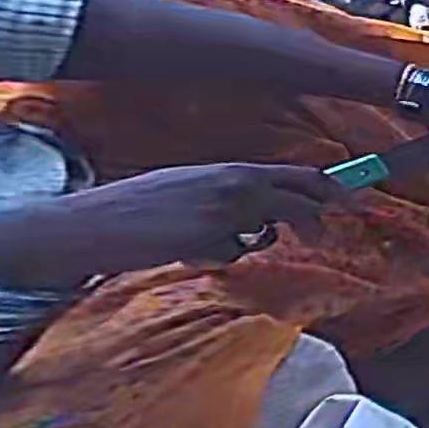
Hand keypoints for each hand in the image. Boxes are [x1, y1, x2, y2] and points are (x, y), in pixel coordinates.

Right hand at [0, 163, 346, 286]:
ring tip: (199, 240)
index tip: (355, 200)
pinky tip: (177, 250)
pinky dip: (212, 257)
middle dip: (323, 216)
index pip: (303, 175)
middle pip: (305, 199)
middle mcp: (239, 185)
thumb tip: (275, 207)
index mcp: (236, 170)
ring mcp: (227, 210)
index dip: (333, 188)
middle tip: (327, 234)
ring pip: (267, 232)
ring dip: (246, 242)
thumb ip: (237, 191)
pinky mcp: (210, 235)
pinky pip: (231, 253)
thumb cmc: (131, 209)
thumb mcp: (194, 186)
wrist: (73, 228)